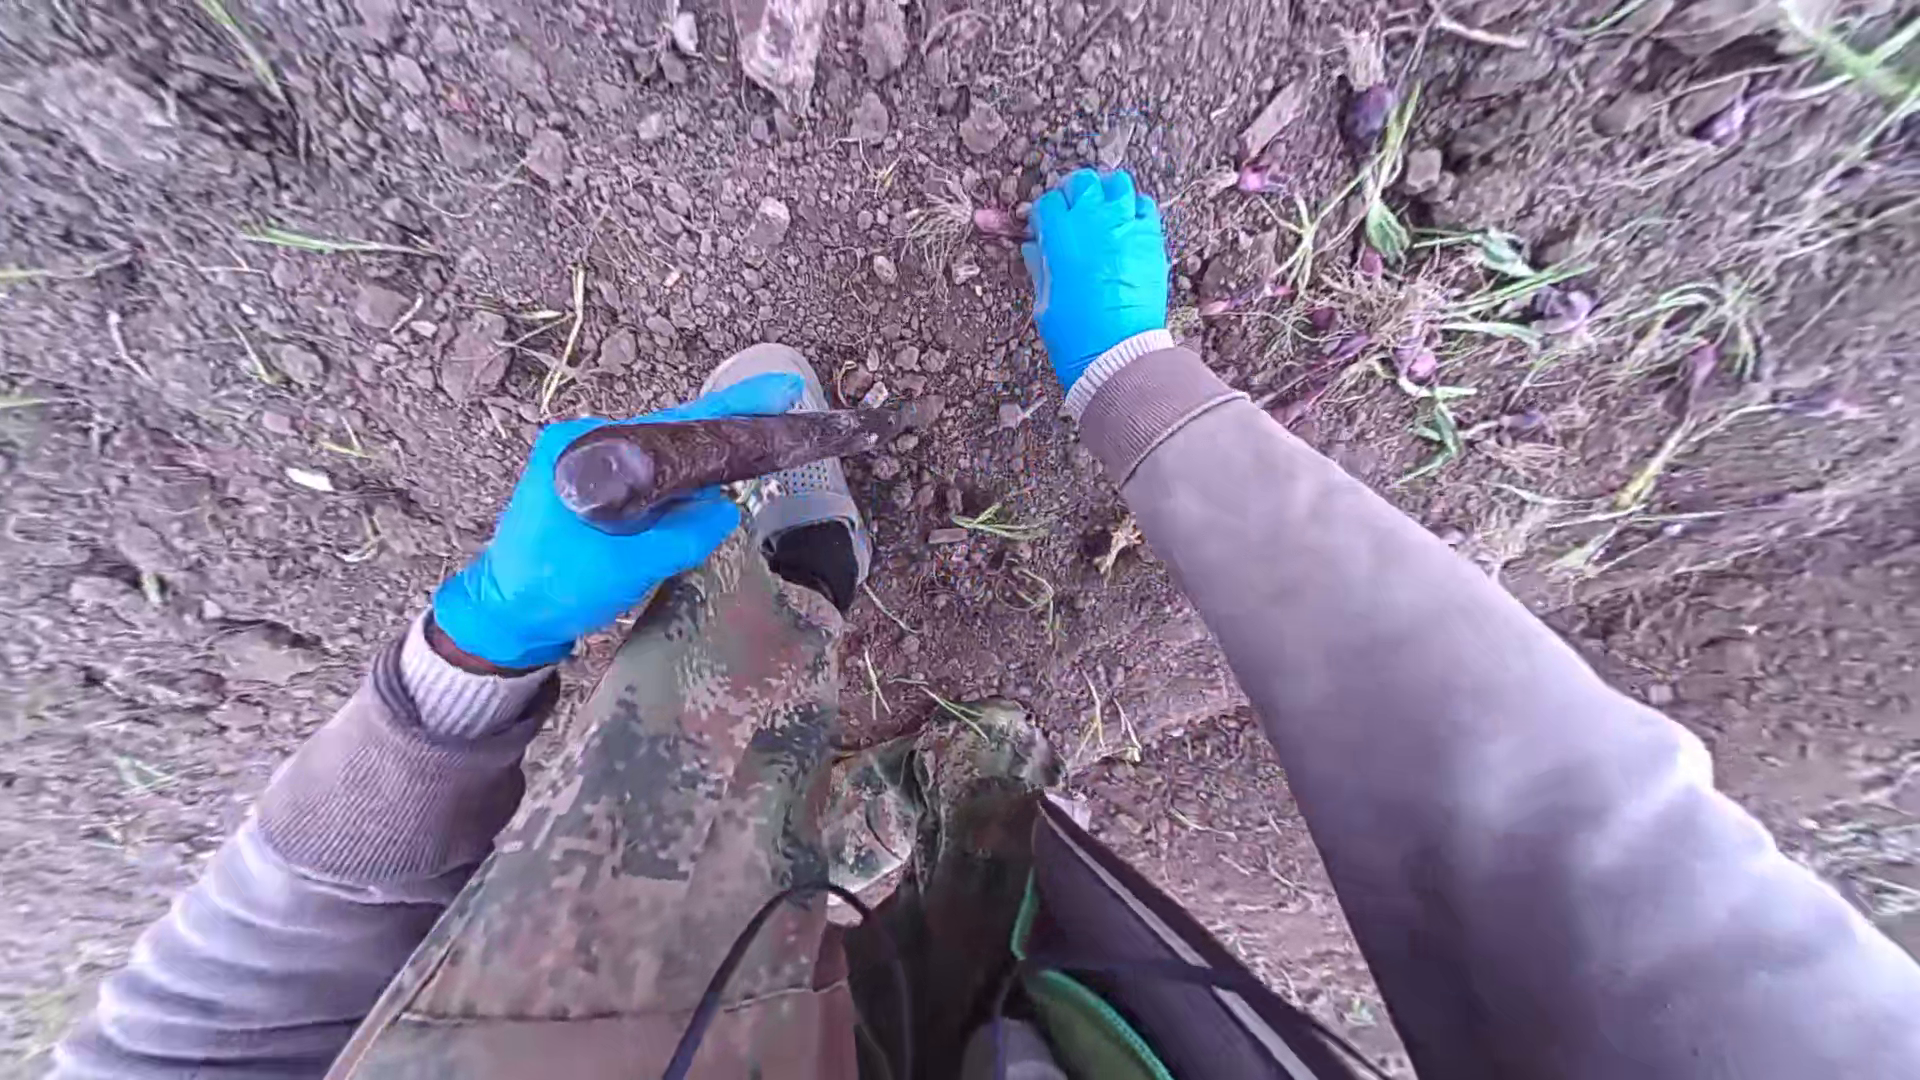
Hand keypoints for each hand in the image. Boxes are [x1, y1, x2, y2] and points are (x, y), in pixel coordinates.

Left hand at [432, 373, 803, 667]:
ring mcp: (596, 466)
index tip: (779, 390)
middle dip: (729, 427)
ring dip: (711, 459)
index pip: (674, 423)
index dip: (731, 407)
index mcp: (584, 448)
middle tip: (780, 422)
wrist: (508, 616)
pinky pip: (660, 478)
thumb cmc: (554, 587)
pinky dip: (691, 483)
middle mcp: (589, 445)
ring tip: (759, 455)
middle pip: (677, 431)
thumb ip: (682, 537)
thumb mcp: (625, 566)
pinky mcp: (605, 489)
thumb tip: (728, 510)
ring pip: (671, 456)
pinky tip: (718, 486)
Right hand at [1021, 168, 1168, 388]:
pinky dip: (1133, 209)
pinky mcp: (1151, 239)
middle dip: (1072, 193)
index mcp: (1061, 237)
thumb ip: (1040, 268)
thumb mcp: (1044, 304)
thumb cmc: (1078, 336)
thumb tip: (1035, 249)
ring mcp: (1126, 227)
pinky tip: (1125, 224)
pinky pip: (1144, 205)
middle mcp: (1094, 223)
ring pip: (1117, 183)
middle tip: (1070, 210)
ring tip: (1101, 210)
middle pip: (1082, 183)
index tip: (1044, 225)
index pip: (1047, 203)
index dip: (1043, 214)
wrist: (1117, 353)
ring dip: (1105, 192)